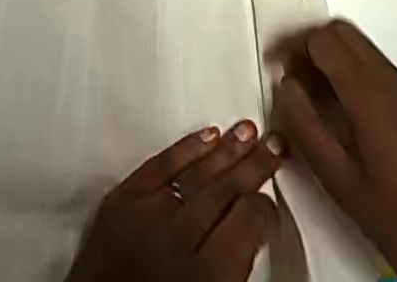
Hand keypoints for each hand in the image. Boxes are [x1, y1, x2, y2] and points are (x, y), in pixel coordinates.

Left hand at [65, 120, 285, 281]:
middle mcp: (179, 238)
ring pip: (196, 172)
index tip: (271, 199)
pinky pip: (160, 164)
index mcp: (208, 275)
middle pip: (225, 189)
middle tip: (274, 143)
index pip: (249, 222)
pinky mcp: (121, 199)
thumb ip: (234, 267)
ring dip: (226, 149)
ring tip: (247, 129)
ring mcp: (147, 213)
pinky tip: (206, 134)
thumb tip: (252, 228)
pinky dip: (185, 147)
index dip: (265, 208)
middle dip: (254, 164)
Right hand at [273, 21, 396, 281]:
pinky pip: (382, 72)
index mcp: (370, 93)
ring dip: (333, 58)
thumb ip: (302, 122)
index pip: (322, 38)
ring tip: (311, 90)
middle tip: (290, 67)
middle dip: (310, 43)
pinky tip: (343, 110)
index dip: (291, 44)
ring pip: (364, 50)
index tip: (277, 60)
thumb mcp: (335, 174)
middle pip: (344, 33)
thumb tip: (287, 92)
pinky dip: (355, 75)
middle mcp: (396, 85)